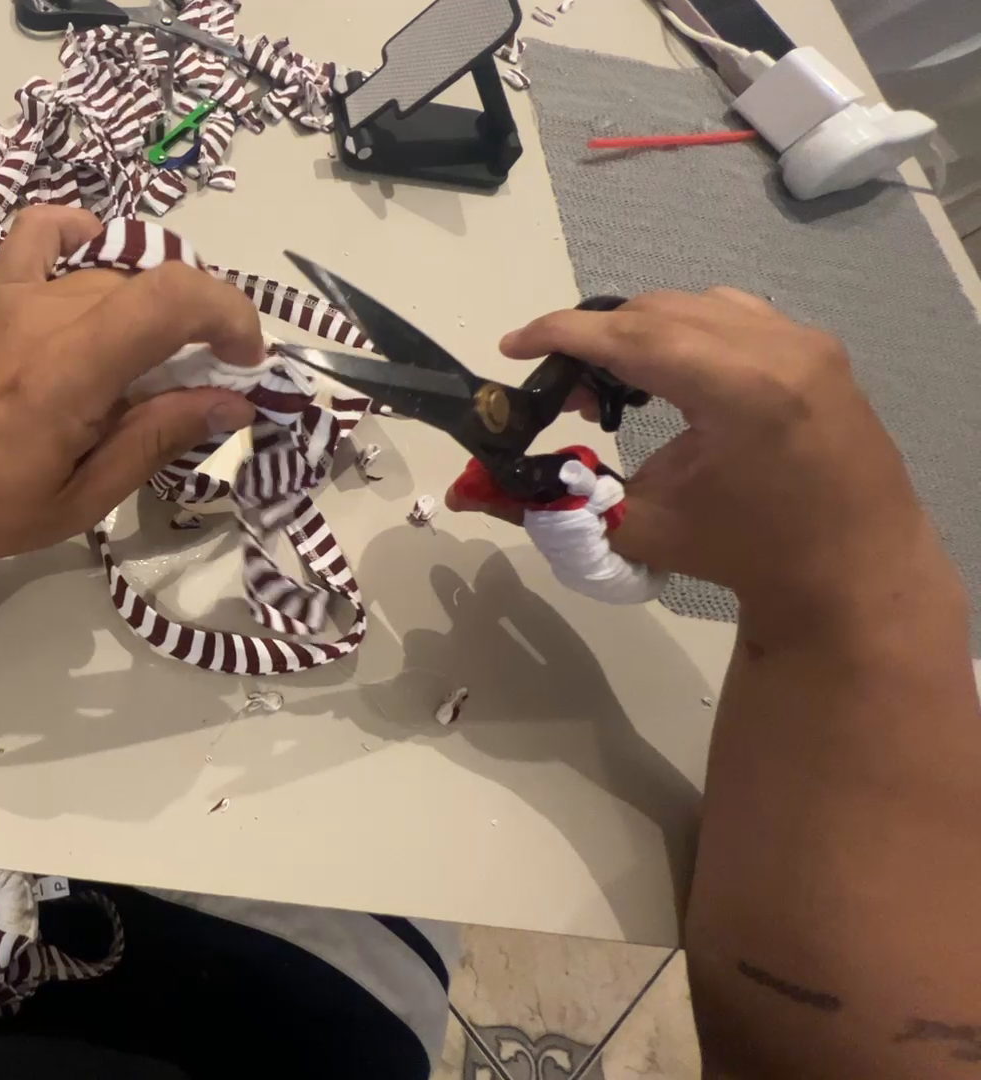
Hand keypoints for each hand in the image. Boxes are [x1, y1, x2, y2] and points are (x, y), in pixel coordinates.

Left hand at [0, 207, 264, 579]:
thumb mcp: (79, 499)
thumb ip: (156, 440)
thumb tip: (232, 403)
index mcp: (68, 371)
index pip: (172, 297)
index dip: (229, 314)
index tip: (245, 362)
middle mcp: (42, 315)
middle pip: (150, 285)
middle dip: (196, 329)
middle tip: (193, 390)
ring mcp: (9, 297)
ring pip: (109, 272)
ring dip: (149, 308)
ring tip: (143, 366)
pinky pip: (41, 236)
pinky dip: (81, 237)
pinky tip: (95, 268)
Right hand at [450, 288, 930, 620]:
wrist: (849, 563)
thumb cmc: (738, 549)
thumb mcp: (630, 527)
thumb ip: (543, 502)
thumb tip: (462, 496)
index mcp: (739, 391)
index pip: (631, 334)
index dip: (558, 333)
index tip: (510, 348)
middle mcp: (778, 350)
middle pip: (653, 313)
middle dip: (589, 339)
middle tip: (558, 390)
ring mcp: (803, 344)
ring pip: (689, 305)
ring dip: (630, 334)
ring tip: (605, 386)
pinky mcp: (813, 349)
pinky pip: (727, 312)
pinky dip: (675, 331)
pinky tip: (660, 376)